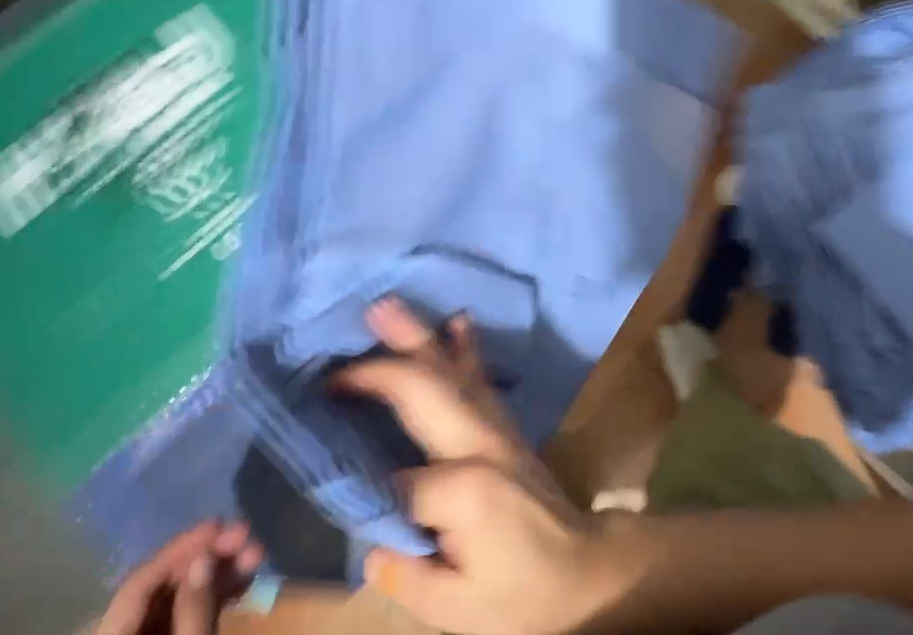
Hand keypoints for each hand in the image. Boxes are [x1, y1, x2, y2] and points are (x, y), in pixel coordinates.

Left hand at [94, 521, 264, 634]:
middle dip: (205, 558)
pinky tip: (243, 580)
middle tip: (245, 534)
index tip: (219, 522)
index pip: (139, 582)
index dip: (178, 550)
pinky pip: (185, 616)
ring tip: (255, 554)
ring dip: (217, 574)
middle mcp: (120, 630)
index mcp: (108, 633)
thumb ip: (195, 609)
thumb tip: (206, 557)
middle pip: (159, 587)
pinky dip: (213, 598)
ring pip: (177, 599)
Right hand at [334, 299, 631, 634]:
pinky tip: (457, 322)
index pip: (396, 481)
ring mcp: (497, 430)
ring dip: (418, 339)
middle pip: (424, 394)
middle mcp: (481, 445)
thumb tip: (370, 541)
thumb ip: (406, 575)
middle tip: (335, 356)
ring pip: (453, 374)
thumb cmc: (521, 597)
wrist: (586, 573)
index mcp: (465, 489)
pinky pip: (480, 380)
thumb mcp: (457, 608)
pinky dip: (465, 349)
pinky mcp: (506, 428)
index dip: (361, 487)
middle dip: (379, 369)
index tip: (327, 478)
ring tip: (387, 308)